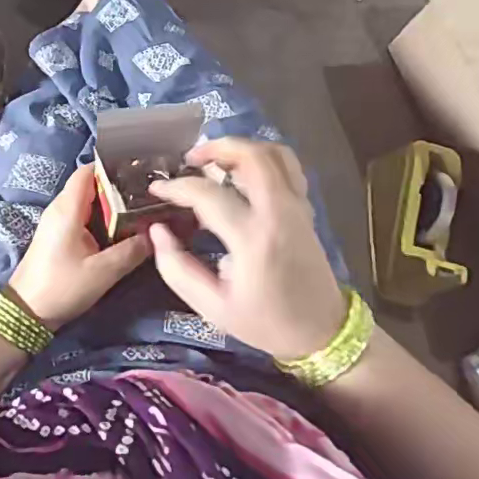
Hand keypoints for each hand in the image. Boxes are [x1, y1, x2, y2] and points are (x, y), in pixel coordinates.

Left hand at [8, 162, 152, 328]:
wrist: (26, 312)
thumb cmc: (62, 287)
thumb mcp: (103, 271)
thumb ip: (132, 250)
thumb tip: (156, 234)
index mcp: (67, 208)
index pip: (88, 171)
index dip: (113, 168)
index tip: (139, 174)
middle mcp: (60, 209)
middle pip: (91, 186)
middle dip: (118, 188)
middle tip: (148, 196)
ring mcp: (57, 223)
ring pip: (89, 203)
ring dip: (112, 207)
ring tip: (141, 211)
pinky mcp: (58, 238)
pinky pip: (83, 218)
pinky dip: (102, 220)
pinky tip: (121, 231)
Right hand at [146, 138, 346, 358]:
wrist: (321, 331)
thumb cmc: (265, 322)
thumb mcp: (211, 307)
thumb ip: (177, 268)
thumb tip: (158, 231)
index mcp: (252, 239)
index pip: (208, 194)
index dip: (176, 187)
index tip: (156, 190)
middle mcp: (278, 213)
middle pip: (251, 156)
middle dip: (216, 148)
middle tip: (190, 159)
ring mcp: (297, 207)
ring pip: (274, 154)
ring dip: (242, 147)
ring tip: (215, 160)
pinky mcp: (306, 209)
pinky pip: (288, 167)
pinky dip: (263, 159)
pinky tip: (242, 172)